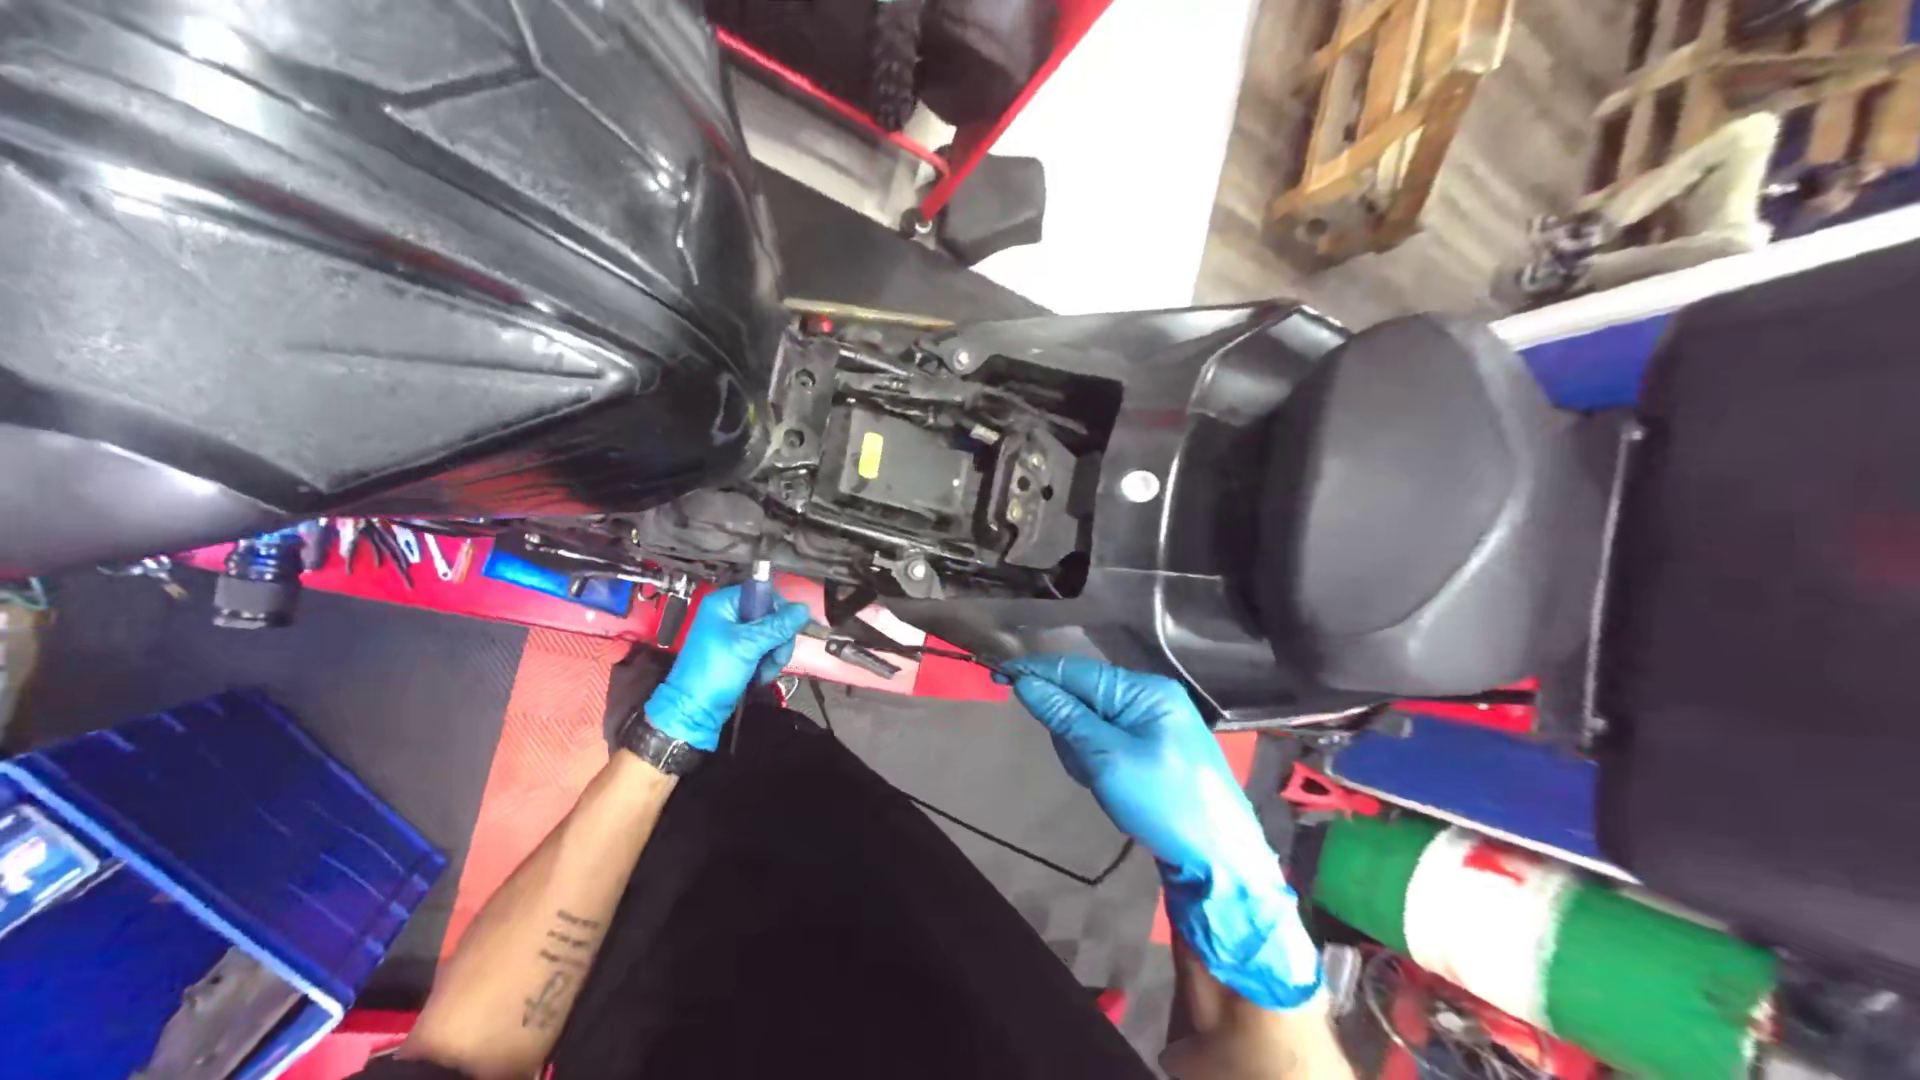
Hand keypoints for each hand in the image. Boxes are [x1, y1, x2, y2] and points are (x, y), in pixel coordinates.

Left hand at [643, 584, 811, 750]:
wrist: (694, 711)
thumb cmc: (715, 671)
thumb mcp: (748, 645)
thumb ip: (777, 626)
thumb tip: (804, 608)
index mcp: (725, 603)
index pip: (764, 594)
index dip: (779, 611)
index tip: (786, 630)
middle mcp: (730, 614)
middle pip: (772, 616)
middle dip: (778, 639)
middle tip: (775, 657)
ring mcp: (736, 634)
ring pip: (773, 635)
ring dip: (774, 655)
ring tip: (764, 672)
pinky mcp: (741, 652)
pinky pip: (766, 649)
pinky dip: (767, 663)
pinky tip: (760, 676)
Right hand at [1002, 655, 1321, 1009]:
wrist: (1219, 859)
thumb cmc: (1163, 802)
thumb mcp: (1106, 758)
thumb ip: (1065, 716)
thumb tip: (1025, 682)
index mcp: (1144, 690)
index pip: (1077, 670)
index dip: (1036, 671)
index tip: (998, 674)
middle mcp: (1150, 695)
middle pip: (1082, 694)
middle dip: (1069, 728)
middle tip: (1084, 766)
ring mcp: (1153, 721)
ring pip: (1090, 719)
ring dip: (1081, 748)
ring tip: (1100, 780)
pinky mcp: (1152, 744)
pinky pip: (1106, 738)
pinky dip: (1096, 757)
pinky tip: (1109, 783)